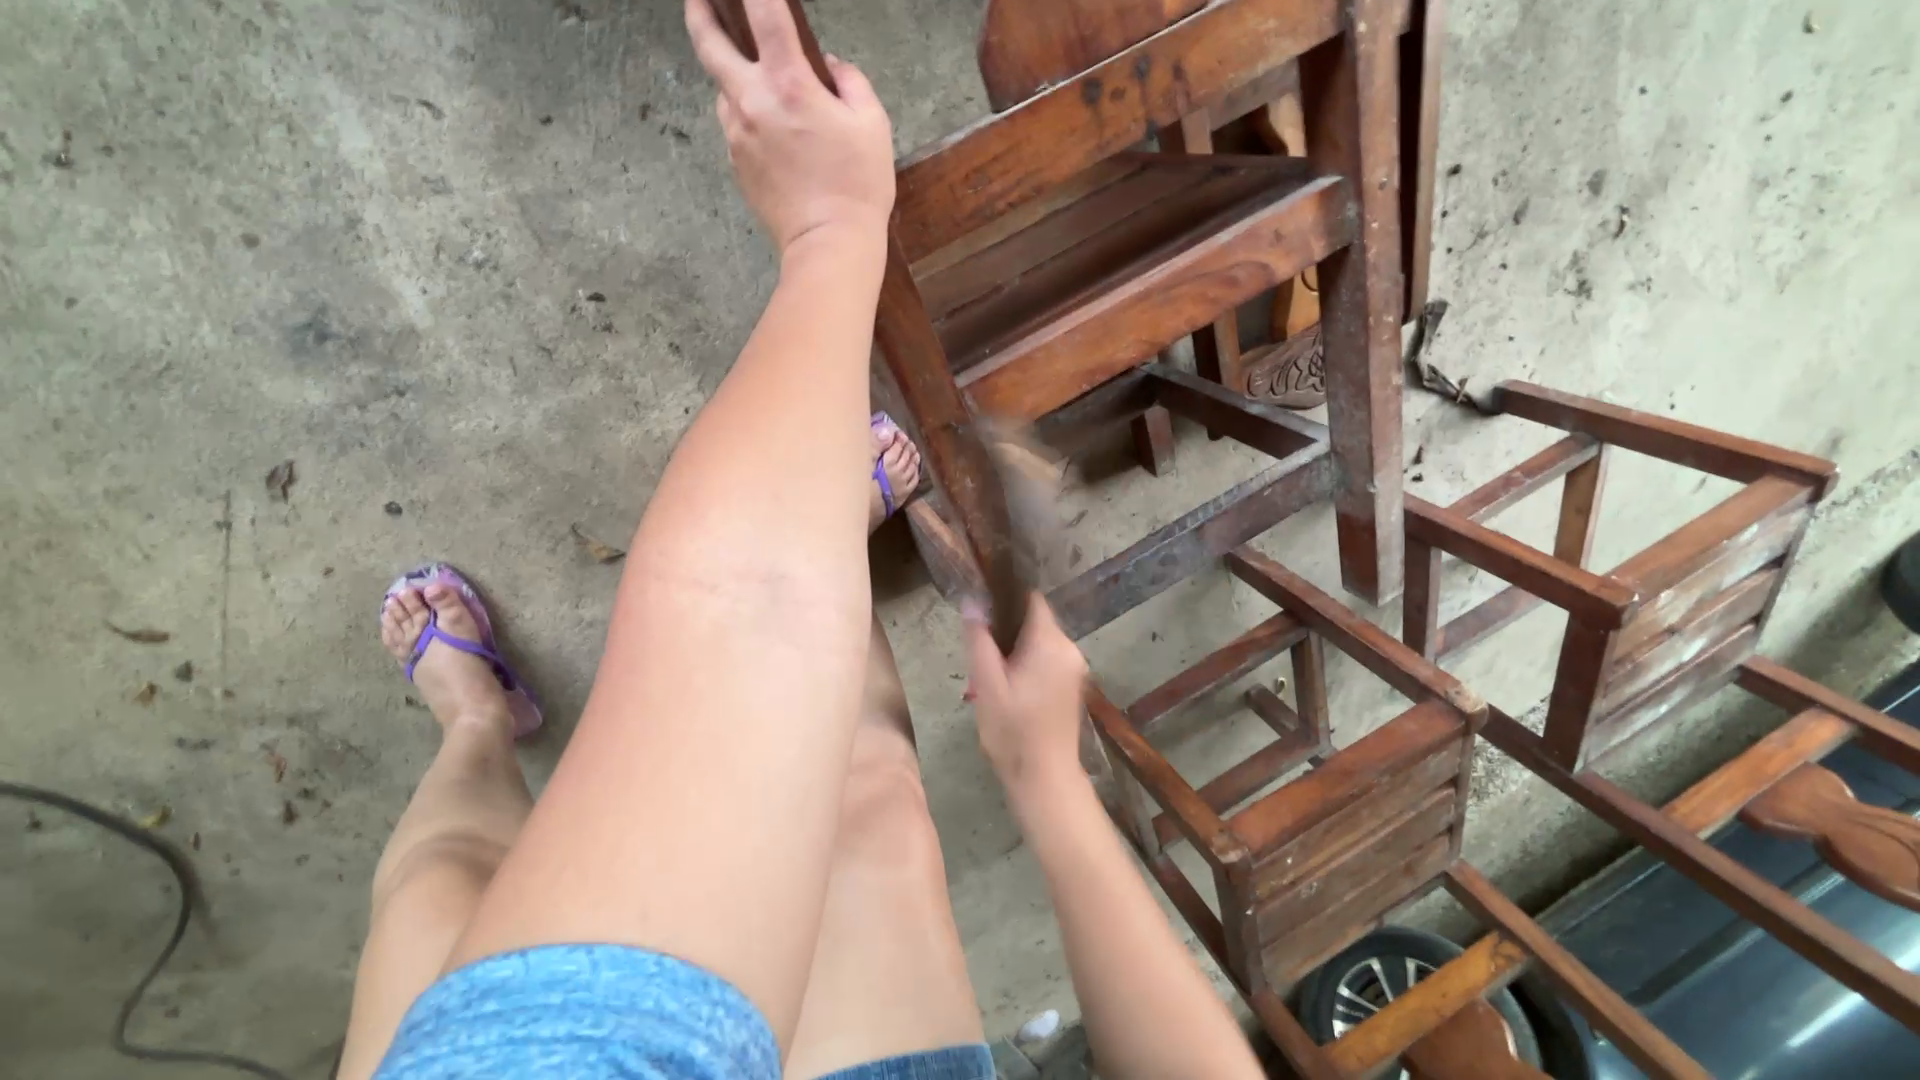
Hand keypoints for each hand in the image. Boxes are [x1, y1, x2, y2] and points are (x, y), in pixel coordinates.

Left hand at [685, 0, 895, 256]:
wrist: (829, 243)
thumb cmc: (858, 185)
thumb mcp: (872, 125)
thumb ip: (850, 82)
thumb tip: (829, 67)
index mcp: (788, 85)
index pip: (765, 14)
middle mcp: (752, 103)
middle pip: (708, 44)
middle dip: (699, 11)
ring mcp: (737, 136)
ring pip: (724, 92)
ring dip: (736, 81)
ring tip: (762, 91)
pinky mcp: (735, 165)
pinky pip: (736, 129)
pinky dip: (749, 121)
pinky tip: (774, 139)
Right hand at [965, 593, 1089, 797]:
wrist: (1046, 778)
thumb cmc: (1013, 732)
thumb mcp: (987, 684)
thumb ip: (979, 640)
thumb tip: (972, 601)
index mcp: (1051, 643)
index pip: (1031, 600)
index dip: (1005, 598)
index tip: (982, 610)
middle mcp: (1070, 649)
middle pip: (1034, 622)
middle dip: (1006, 632)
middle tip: (979, 657)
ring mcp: (1074, 669)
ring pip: (1039, 642)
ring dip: (1014, 652)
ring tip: (989, 677)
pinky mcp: (1072, 686)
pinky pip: (1046, 660)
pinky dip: (1027, 665)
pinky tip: (1008, 689)